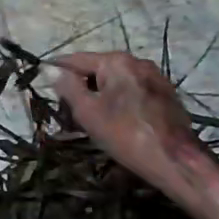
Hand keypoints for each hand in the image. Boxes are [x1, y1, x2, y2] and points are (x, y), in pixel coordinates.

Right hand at [47, 51, 202, 185]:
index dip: (59, 70)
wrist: (175, 159)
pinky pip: (134, 92)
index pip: (78, 59)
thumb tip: (52, 70)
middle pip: (99, 69)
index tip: (44, 79)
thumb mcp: (88, 112)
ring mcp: (156, 77)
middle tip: (67, 108)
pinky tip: (117, 121)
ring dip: (102, 94)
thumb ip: (68, 87)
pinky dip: (121, 101)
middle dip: (82, 85)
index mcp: (117, 61)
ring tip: (91, 117)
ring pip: (118, 82)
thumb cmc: (125, 134)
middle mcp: (138, 62)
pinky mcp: (166, 95)